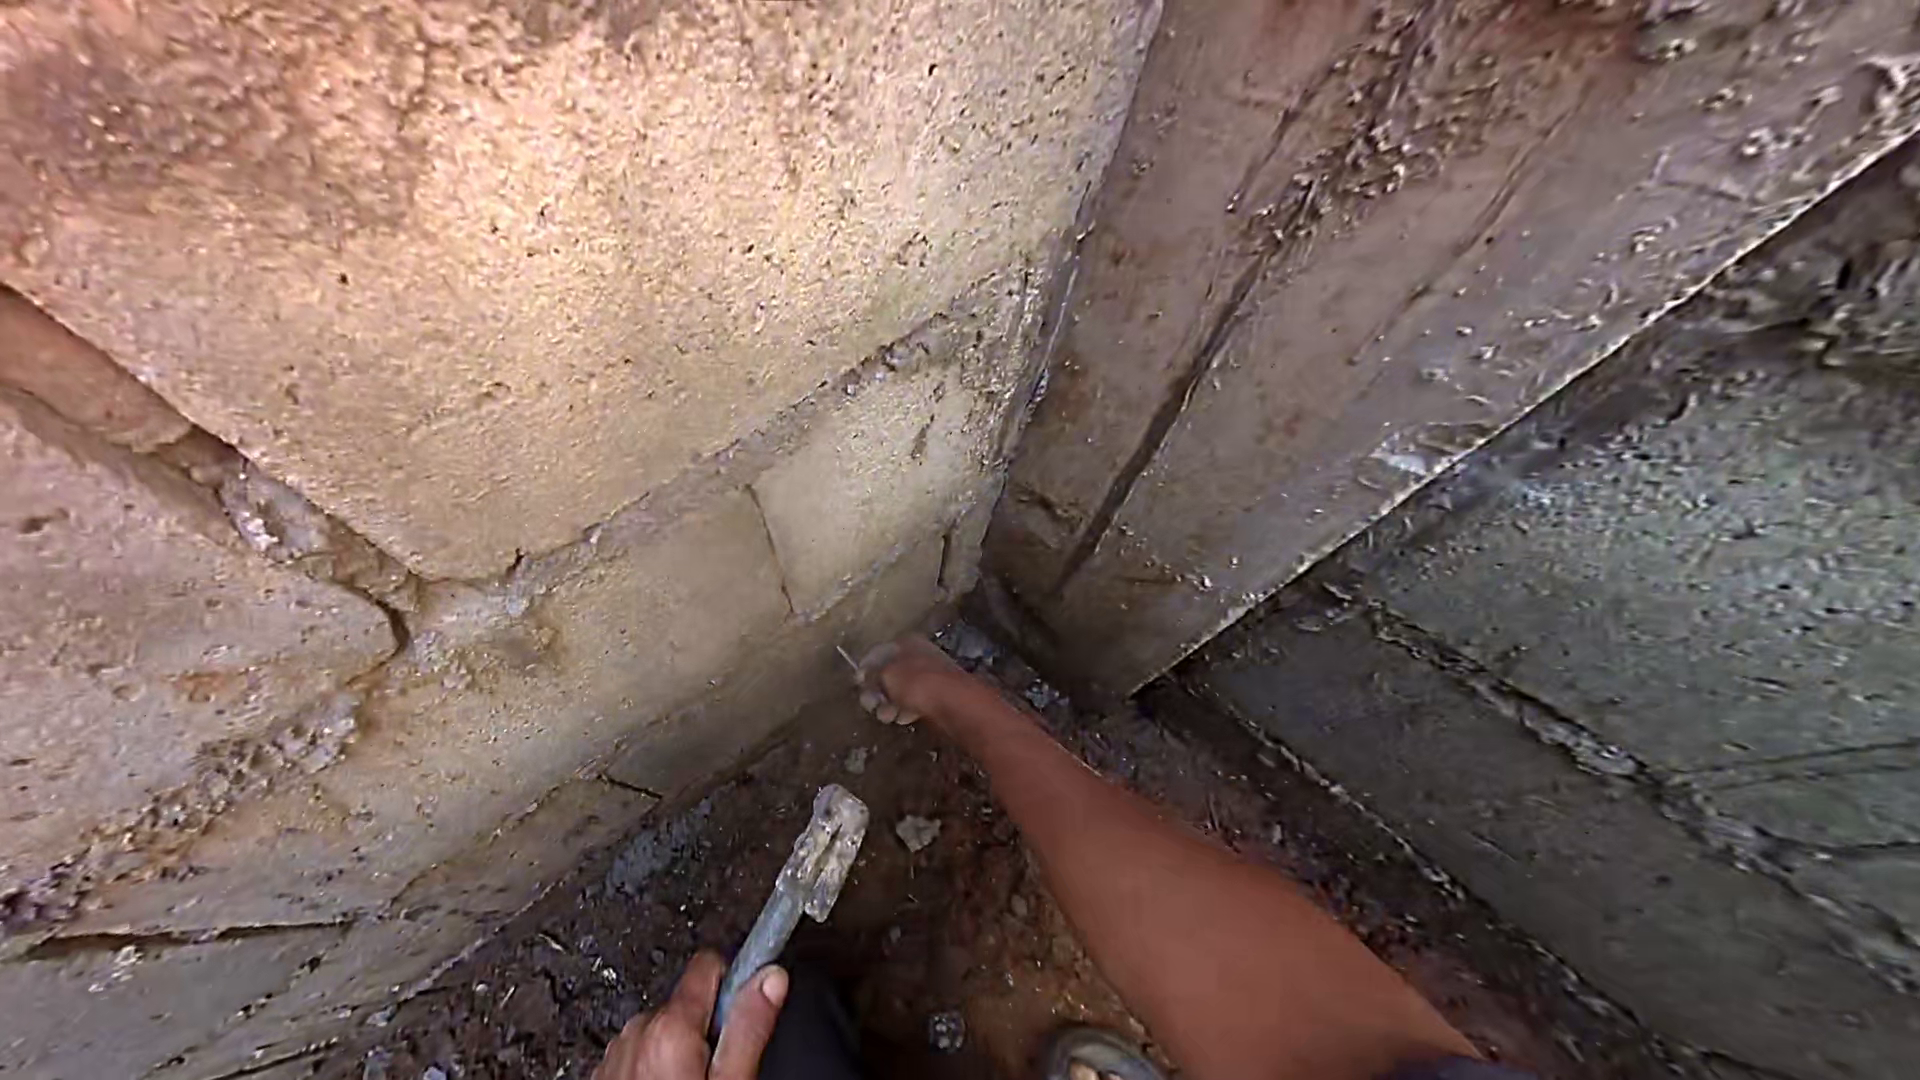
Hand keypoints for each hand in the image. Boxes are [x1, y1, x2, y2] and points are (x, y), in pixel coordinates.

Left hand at [593, 951, 787, 1079]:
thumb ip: (751, 1027)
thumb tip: (772, 977)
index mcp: (670, 1028)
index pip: (711, 965)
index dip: (734, 987)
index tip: (742, 1015)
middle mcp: (636, 1034)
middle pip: (687, 1002)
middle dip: (705, 1029)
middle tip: (716, 1075)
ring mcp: (613, 1060)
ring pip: (661, 1033)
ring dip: (677, 1055)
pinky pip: (637, 1059)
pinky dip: (652, 1075)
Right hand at [855, 635, 967, 723]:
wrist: (953, 703)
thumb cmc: (916, 682)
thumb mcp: (886, 674)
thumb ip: (871, 674)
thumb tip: (863, 675)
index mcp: (907, 643)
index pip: (879, 651)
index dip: (865, 667)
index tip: (857, 683)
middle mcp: (918, 655)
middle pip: (889, 673)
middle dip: (877, 690)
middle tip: (872, 704)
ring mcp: (929, 677)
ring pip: (900, 690)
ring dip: (889, 704)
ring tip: (888, 715)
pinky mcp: (936, 697)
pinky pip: (913, 702)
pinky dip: (905, 710)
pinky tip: (903, 718)